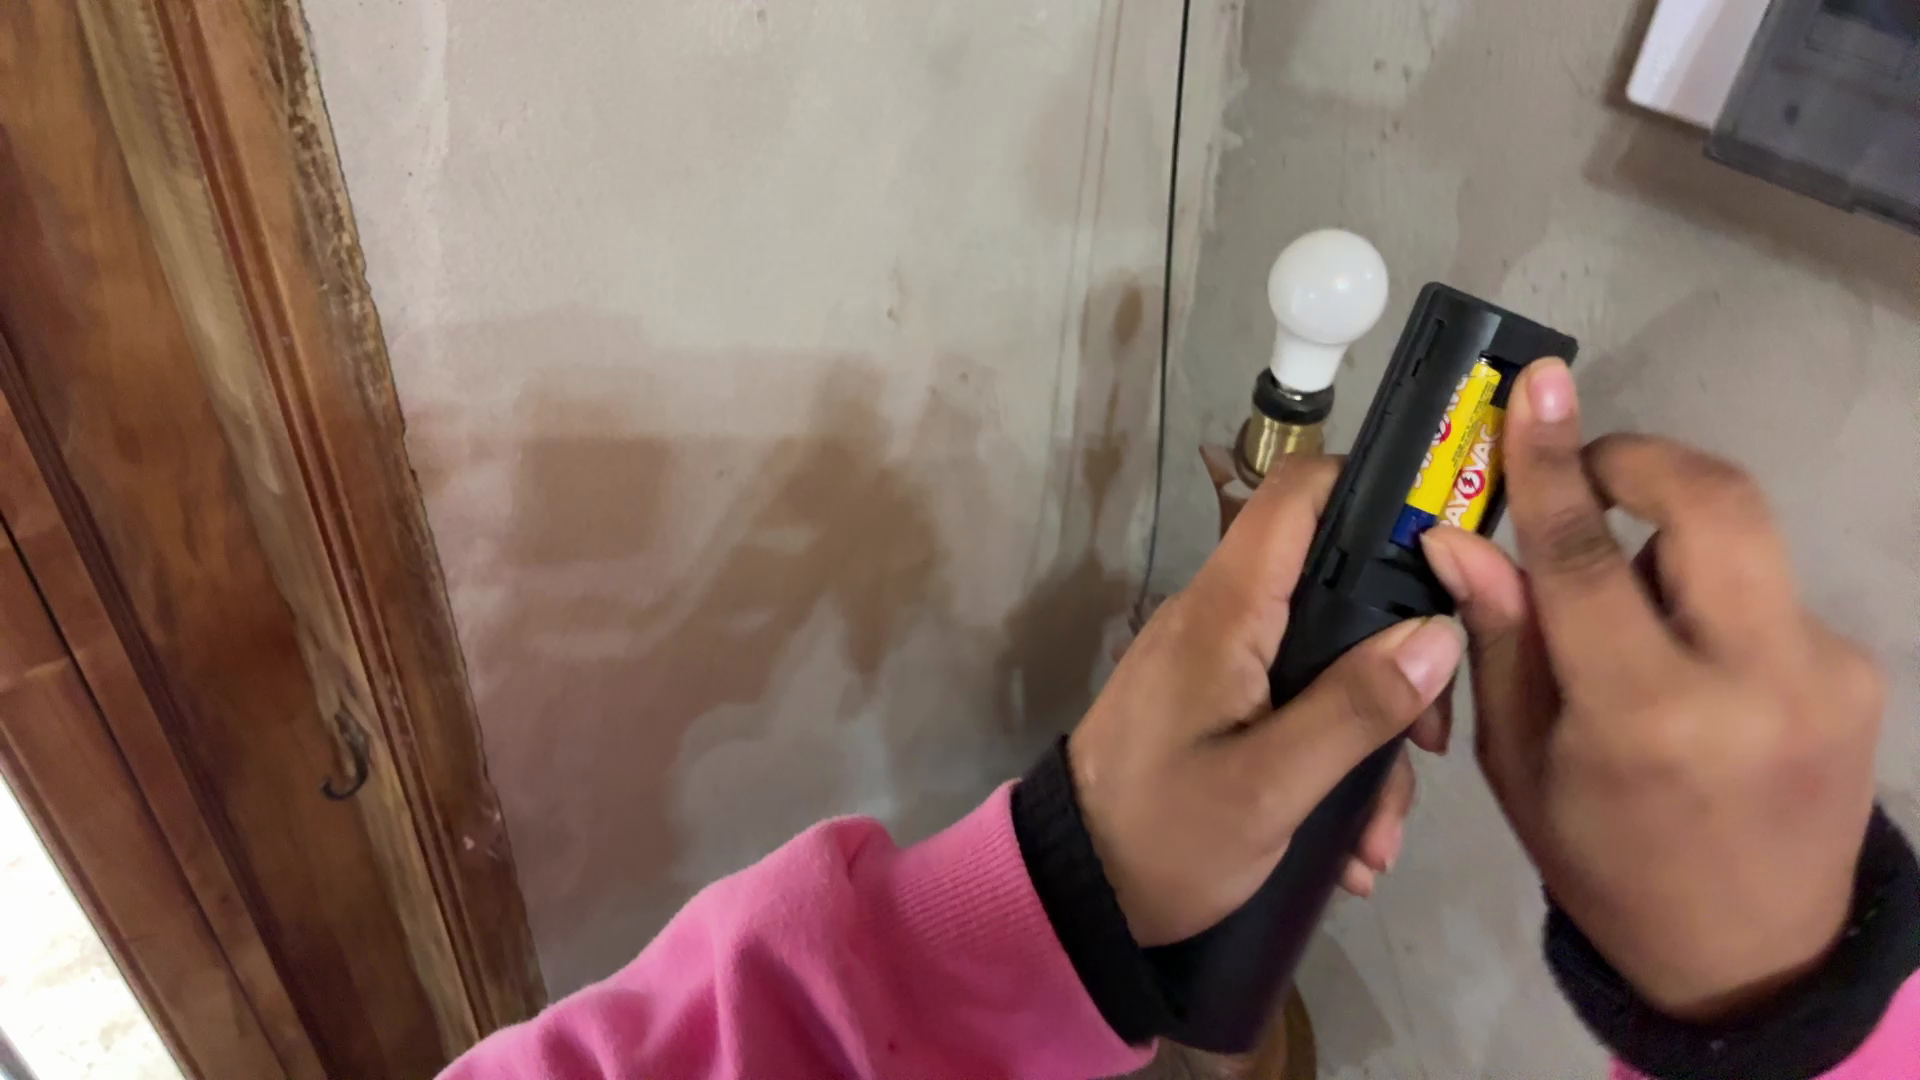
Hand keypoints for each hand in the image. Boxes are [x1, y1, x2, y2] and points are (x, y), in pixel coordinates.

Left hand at [1069, 455, 1461, 946]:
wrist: (1078, 880)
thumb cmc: (1167, 833)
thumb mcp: (1273, 785)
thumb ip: (1355, 706)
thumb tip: (1436, 635)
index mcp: (1223, 612)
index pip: (1291, 497)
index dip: (1367, 491)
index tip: (1441, 545)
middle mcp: (1215, 618)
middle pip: (1327, 589)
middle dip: (1391, 661)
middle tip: (1427, 744)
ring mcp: (1211, 660)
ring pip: (1317, 662)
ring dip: (1361, 739)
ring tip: (1374, 837)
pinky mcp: (1208, 701)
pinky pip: (1286, 703)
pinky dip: (1323, 760)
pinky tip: (1345, 843)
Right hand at [1421, 359, 1885, 1020]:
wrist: (1754, 949)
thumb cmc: (1595, 853)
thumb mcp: (1513, 753)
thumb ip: (1498, 638)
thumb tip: (1458, 542)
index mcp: (1646, 712)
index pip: (1585, 559)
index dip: (1550, 466)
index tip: (1538, 386)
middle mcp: (1758, 676)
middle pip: (1716, 505)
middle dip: (1636, 458)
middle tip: (1569, 470)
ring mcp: (1827, 668)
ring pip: (1731, 539)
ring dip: (1651, 533)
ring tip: (1599, 598)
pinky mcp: (1853, 667)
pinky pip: (1749, 582)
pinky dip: (1684, 580)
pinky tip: (1656, 642)